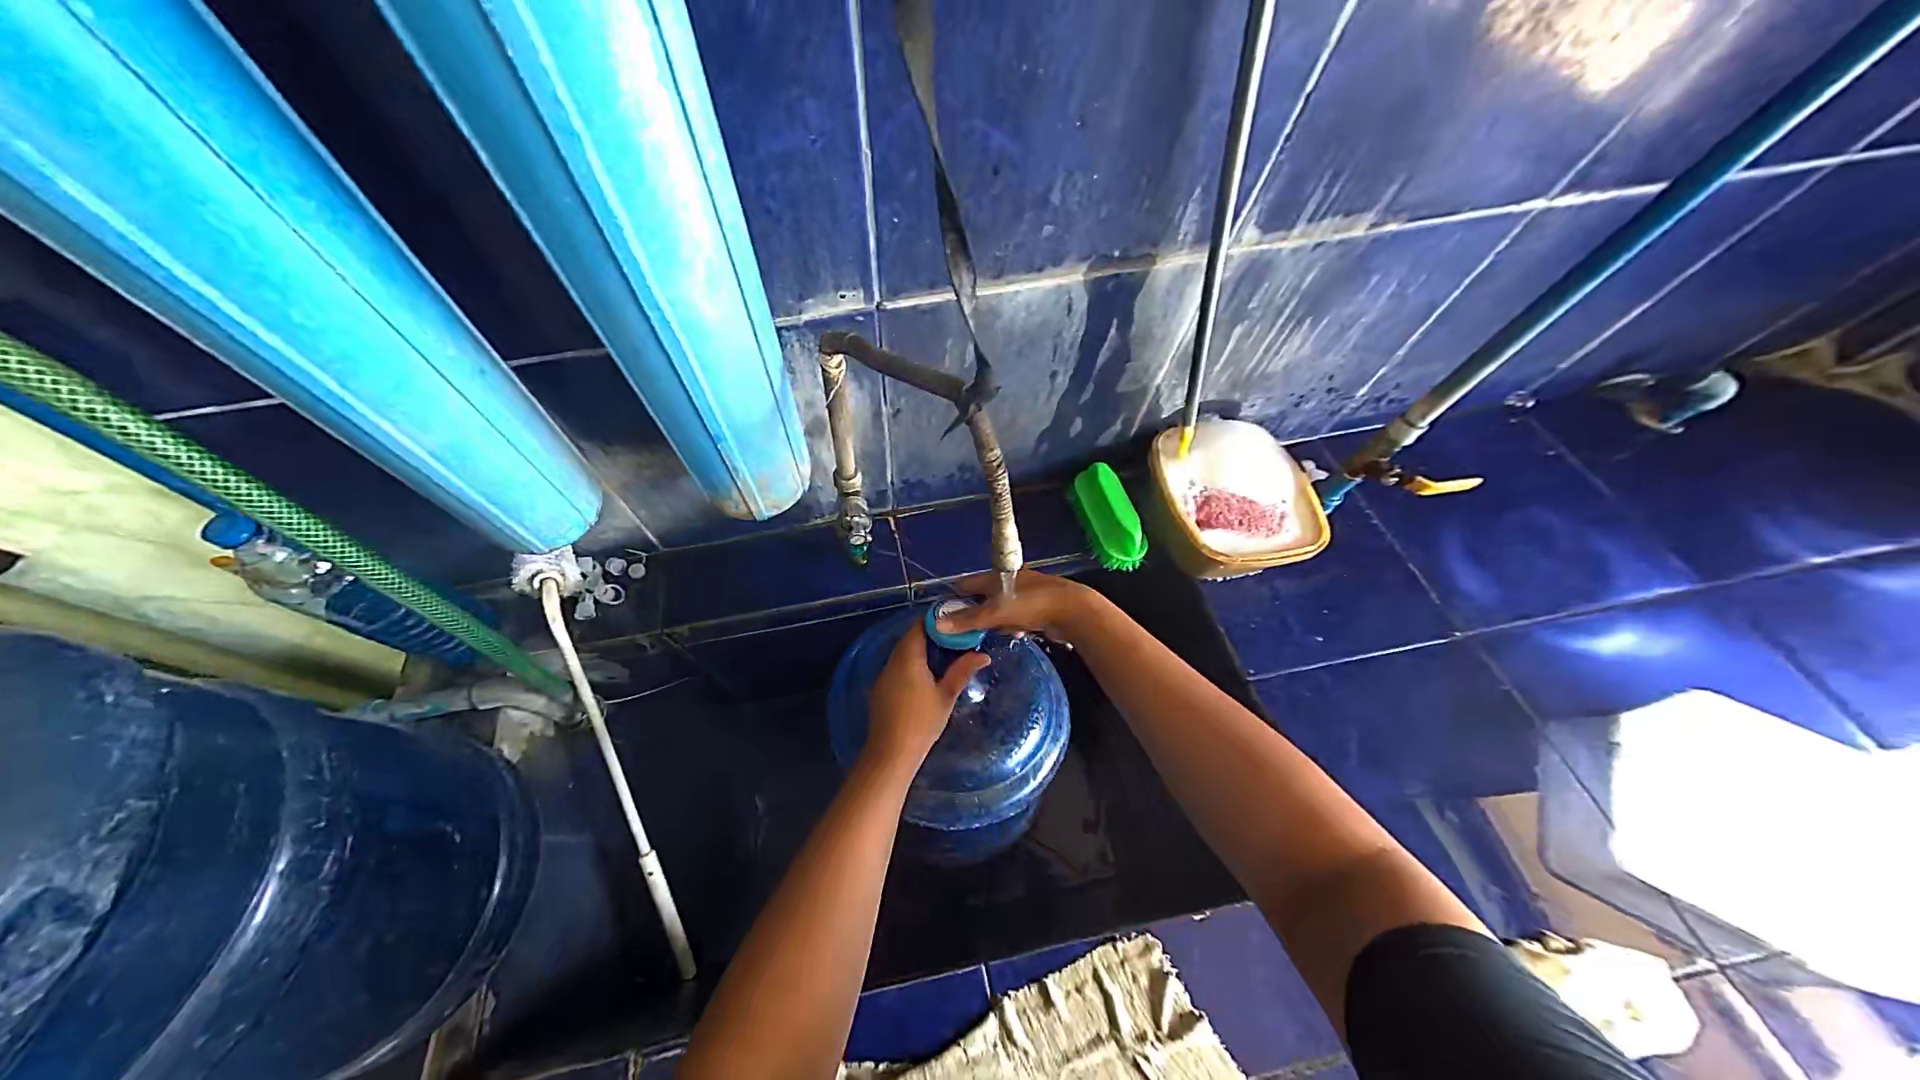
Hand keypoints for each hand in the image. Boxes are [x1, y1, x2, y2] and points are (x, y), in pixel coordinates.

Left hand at [865, 620, 989, 767]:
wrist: (891, 753)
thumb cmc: (922, 723)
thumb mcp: (946, 695)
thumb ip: (962, 671)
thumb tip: (983, 655)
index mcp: (907, 658)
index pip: (918, 627)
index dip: (935, 621)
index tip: (954, 623)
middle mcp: (891, 662)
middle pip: (909, 638)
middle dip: (930, 636)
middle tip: (954, 640)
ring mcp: (883, 676)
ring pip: (901, 653)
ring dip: (920, 650)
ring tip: (944, 656)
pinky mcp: (880, 689)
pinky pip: (896, 667)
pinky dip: (910, 664)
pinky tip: (925, 675)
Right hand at [938, 569, 1101, 640]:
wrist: (1072, 610)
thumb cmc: (1031, 605)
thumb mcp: (995, 613)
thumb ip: (967, 620)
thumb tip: (937, 624)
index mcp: (995, 577)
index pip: (966, 584)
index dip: (952, 597)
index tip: (940, 613)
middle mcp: (1008, 582)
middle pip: (982, 597)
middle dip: (972, 612)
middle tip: (958, 630)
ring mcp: (1024, 594)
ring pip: (999, 608)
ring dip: (992, 621)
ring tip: (981, 635)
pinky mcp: (1037, 607)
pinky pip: (1015, 617)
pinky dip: (1010, 626)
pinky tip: (1010, 635)